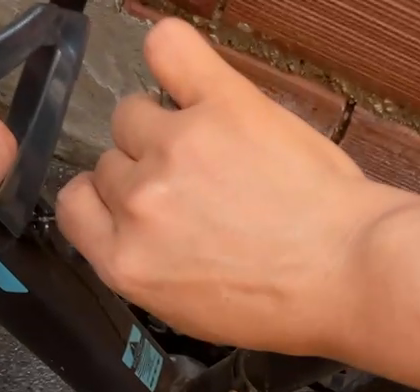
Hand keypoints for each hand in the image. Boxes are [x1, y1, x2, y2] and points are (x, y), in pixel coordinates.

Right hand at [57, 20, 417, 357]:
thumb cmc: (276, 306)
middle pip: (108, 162)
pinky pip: (167, 49)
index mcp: (125, 264)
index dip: (101, 205)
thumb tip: (128, 230)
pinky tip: (190, 80)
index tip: (129, 207)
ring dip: (161, 128)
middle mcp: (137, 203)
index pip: (75, 206)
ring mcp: (175, 147)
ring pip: (132, 114)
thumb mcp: (186, 313)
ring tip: (211, 149)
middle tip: (195, 192)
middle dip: (142, 175)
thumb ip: (142, 265)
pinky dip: (171, 57)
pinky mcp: (221, 103)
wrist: (345, 273)